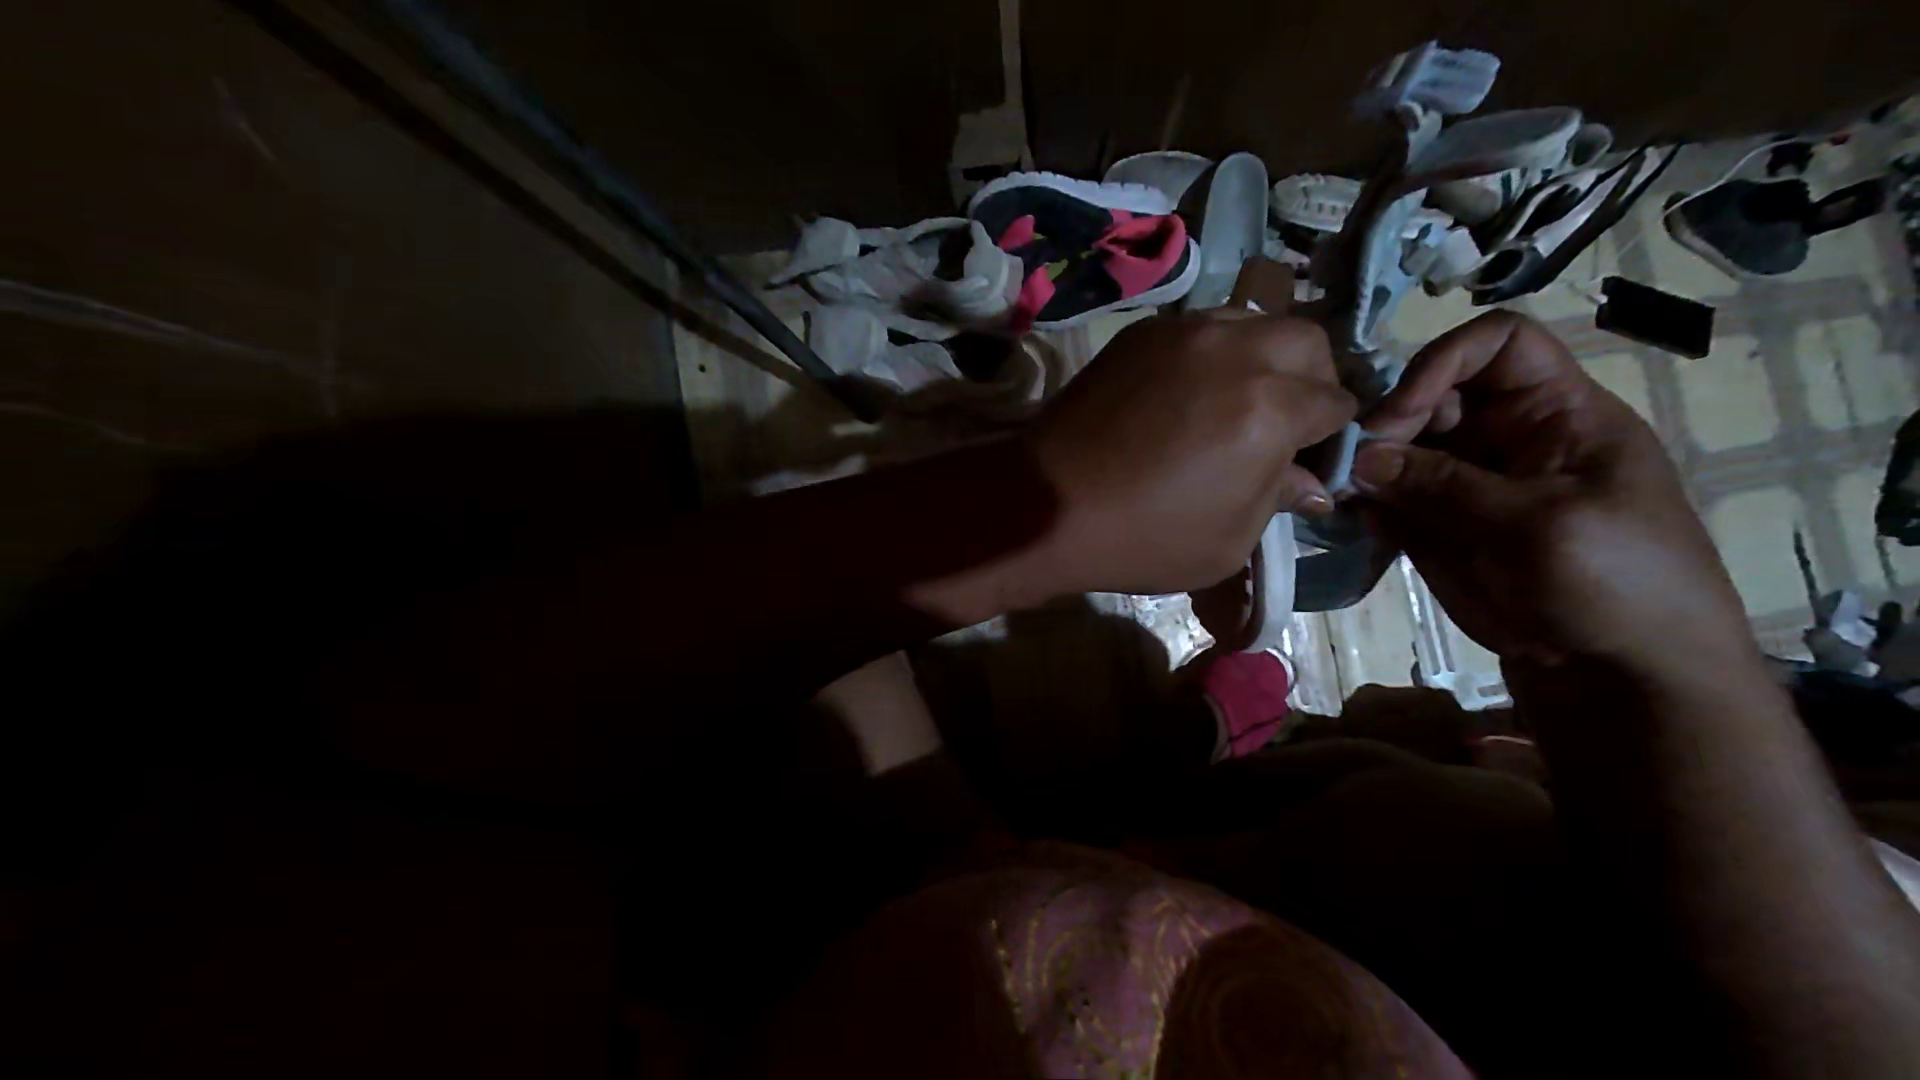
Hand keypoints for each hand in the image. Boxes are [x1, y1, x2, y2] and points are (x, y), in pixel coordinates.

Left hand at [1025, 312, 1354, 595]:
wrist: (1045, 505)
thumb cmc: (1141, 538)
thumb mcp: (1227, 542)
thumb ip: (1279, 499)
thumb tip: (1313, 483)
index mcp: (1269, 408)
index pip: (1334, 403)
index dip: (1328, 435)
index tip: (1309, 457)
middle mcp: (1234, 352)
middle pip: (1307, 342)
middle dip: (1310, 380)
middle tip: (1283, 421)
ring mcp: (1183, 333)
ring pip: (1254, 321)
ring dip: (1263, 356)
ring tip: (1238, 399)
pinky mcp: (1141, 334)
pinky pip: (1201, 326)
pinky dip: (1214, 351)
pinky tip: (1190, 389)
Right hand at [1353, 311, 1751, 675]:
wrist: (1613, 668)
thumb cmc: (1614, 581)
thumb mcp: (1539, 524)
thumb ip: (1446, 485)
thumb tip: (1360, 456)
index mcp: (1555, 412)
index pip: (1498, 344)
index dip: (1443, 361)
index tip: (1402, 414)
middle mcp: (1501, 435)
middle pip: (1429, 394)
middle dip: (1389, 421)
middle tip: (1355, 466)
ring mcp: (1462, 481)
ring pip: (1397, 446)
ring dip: (1365, 464)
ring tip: (1341, 495)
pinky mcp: (1432, 522)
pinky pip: (1385, 495)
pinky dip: (1362, 503)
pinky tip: (1353, 520)